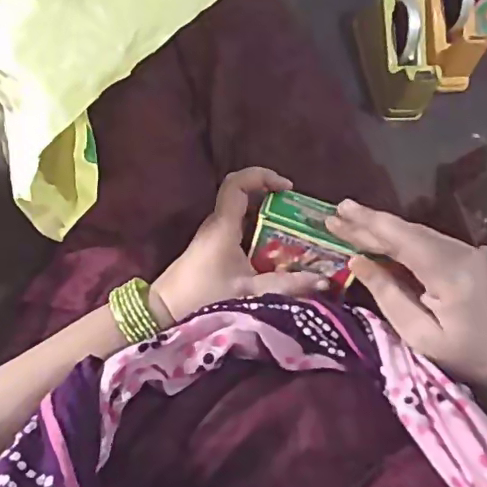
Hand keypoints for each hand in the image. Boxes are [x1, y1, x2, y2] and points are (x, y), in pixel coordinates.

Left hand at [152, 168, 328, 322]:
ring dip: (264, 214)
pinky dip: (256, 229)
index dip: (262, 176)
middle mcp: (216, 224)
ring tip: (291, 229)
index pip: (237, 183)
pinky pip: (237, 227)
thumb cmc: (203, 297)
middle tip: (295, 210)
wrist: (164, 311)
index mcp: (223, 226)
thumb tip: (323, 280)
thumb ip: (287, 285)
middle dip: (270, 195)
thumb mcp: (249, 291)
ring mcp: (212, 234)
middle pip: (242, 194)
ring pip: (240, 212)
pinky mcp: (211, 247)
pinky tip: (272, 248)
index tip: (286, 188)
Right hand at [325, 199, 486, 387]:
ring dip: (381, 226)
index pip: (402, 240)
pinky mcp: (464, 257)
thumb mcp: (419, 335)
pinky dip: (397, 235)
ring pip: (415, 232)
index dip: (367, 226)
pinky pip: (424, 240)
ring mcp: (465, 252)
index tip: (337, 217)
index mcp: (449, 274)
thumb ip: (387, 296)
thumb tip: (357, 262)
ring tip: (348, 219)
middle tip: (335, 213)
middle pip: (407, 231)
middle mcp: (459, 254)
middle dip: (369, 221)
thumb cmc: (464, 356)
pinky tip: (377, 233)